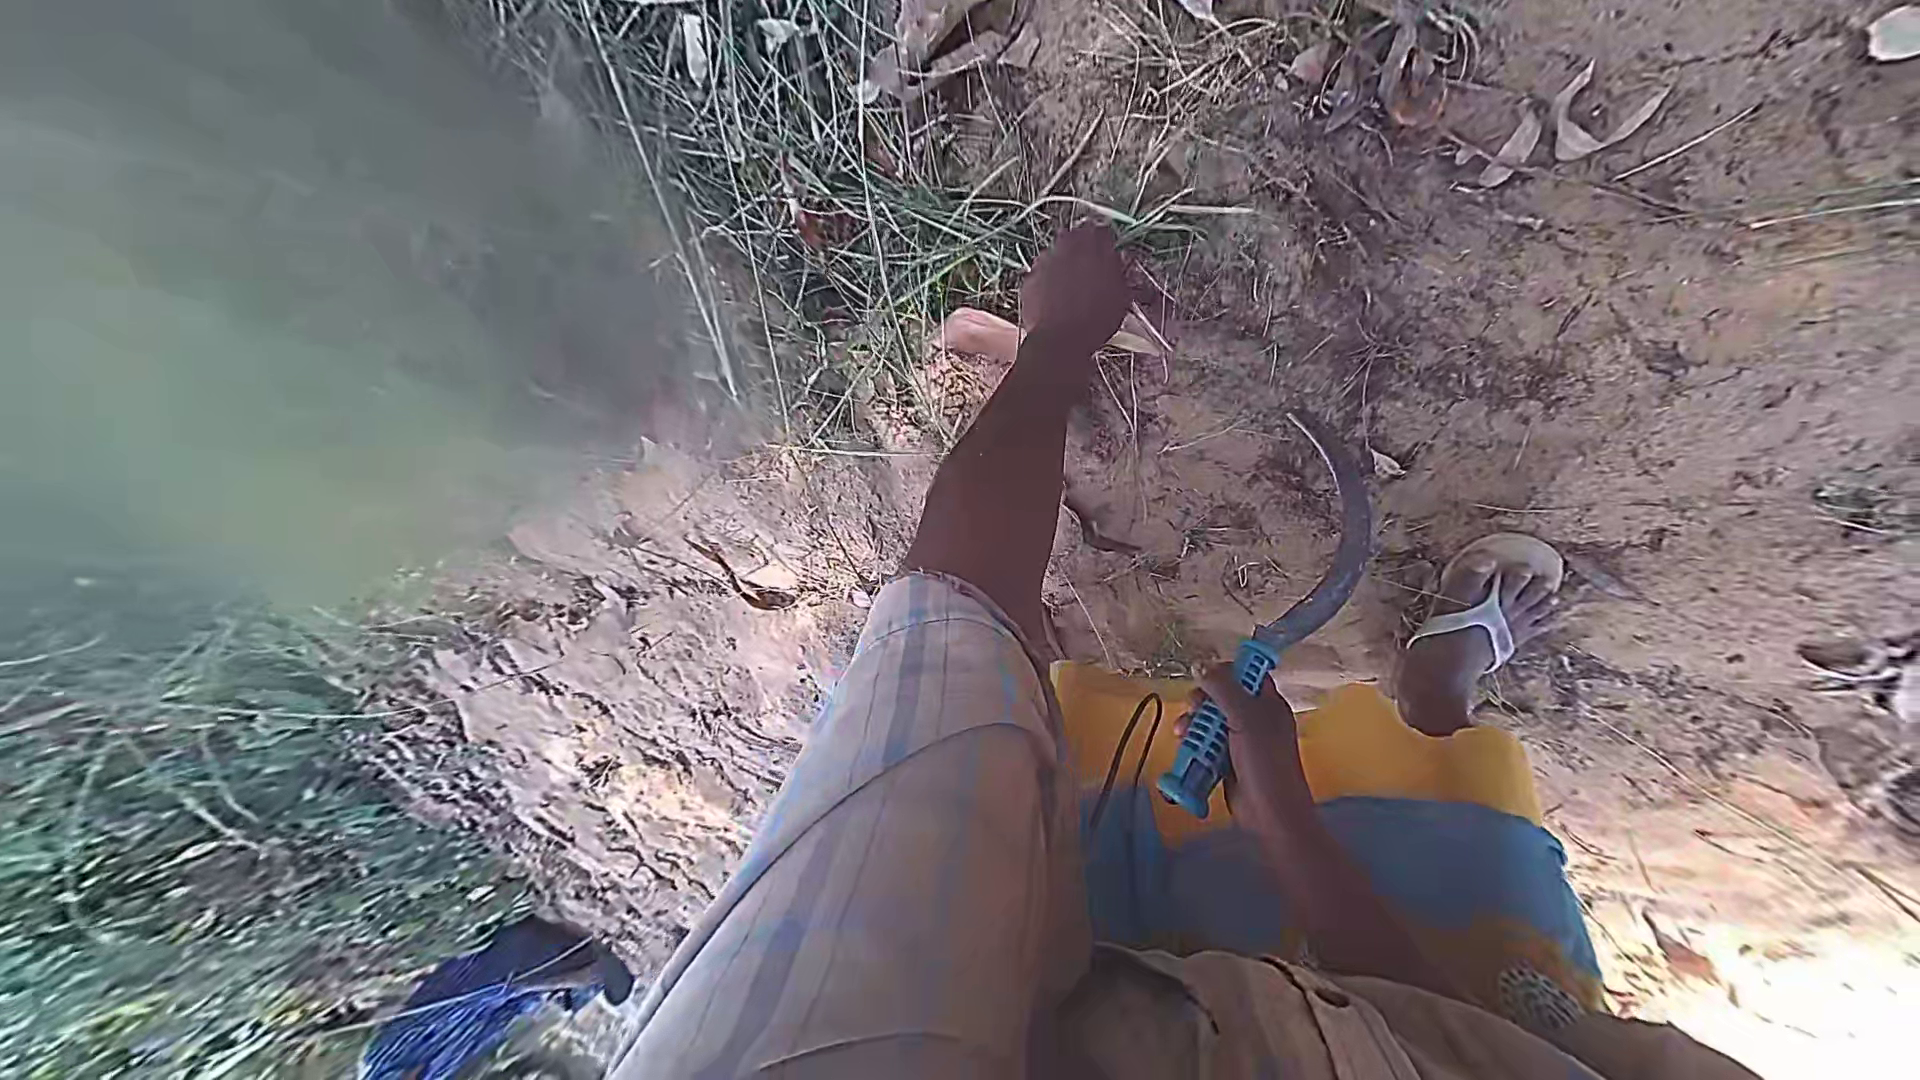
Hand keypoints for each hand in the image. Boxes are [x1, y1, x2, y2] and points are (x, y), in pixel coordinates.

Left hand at [1020, 223, 1128, 352]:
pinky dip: (1045, 284)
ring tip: (1070, 291)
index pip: (1102, 232)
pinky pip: (1040, 276)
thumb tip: (1118, 268)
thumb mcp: (1121, 296)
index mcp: (1095, 243)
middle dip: (1081, 252)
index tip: (1107, 257)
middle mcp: (1067, 244)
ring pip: (1055, 256)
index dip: (1105, 246)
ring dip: (1062, 267)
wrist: (1061, 340)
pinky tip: (1054, 302)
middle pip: (1075, 239)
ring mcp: (1044, 260)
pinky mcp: (1029, 278)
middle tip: (1088, 273)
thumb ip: (1120, 273)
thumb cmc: (1094, 321)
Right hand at [1180, 664, 1313, 828]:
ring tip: (1184, 732)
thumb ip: (1222, 688)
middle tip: (1195, 708)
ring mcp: (1240, 738)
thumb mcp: (1245, 717)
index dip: (1228, 670)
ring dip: (1193, 722)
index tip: (1208, 676)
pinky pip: (1204, 739)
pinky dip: (1193, 739)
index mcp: (1268, 703)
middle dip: (1202, 700)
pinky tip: (1185, 743)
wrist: (1269, 812)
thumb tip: (1200, 664)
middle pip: (1221, 695)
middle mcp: (1254, 717)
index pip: (1247, 673)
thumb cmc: (1264, 761)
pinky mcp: (1225, 756)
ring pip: (1209, 717)